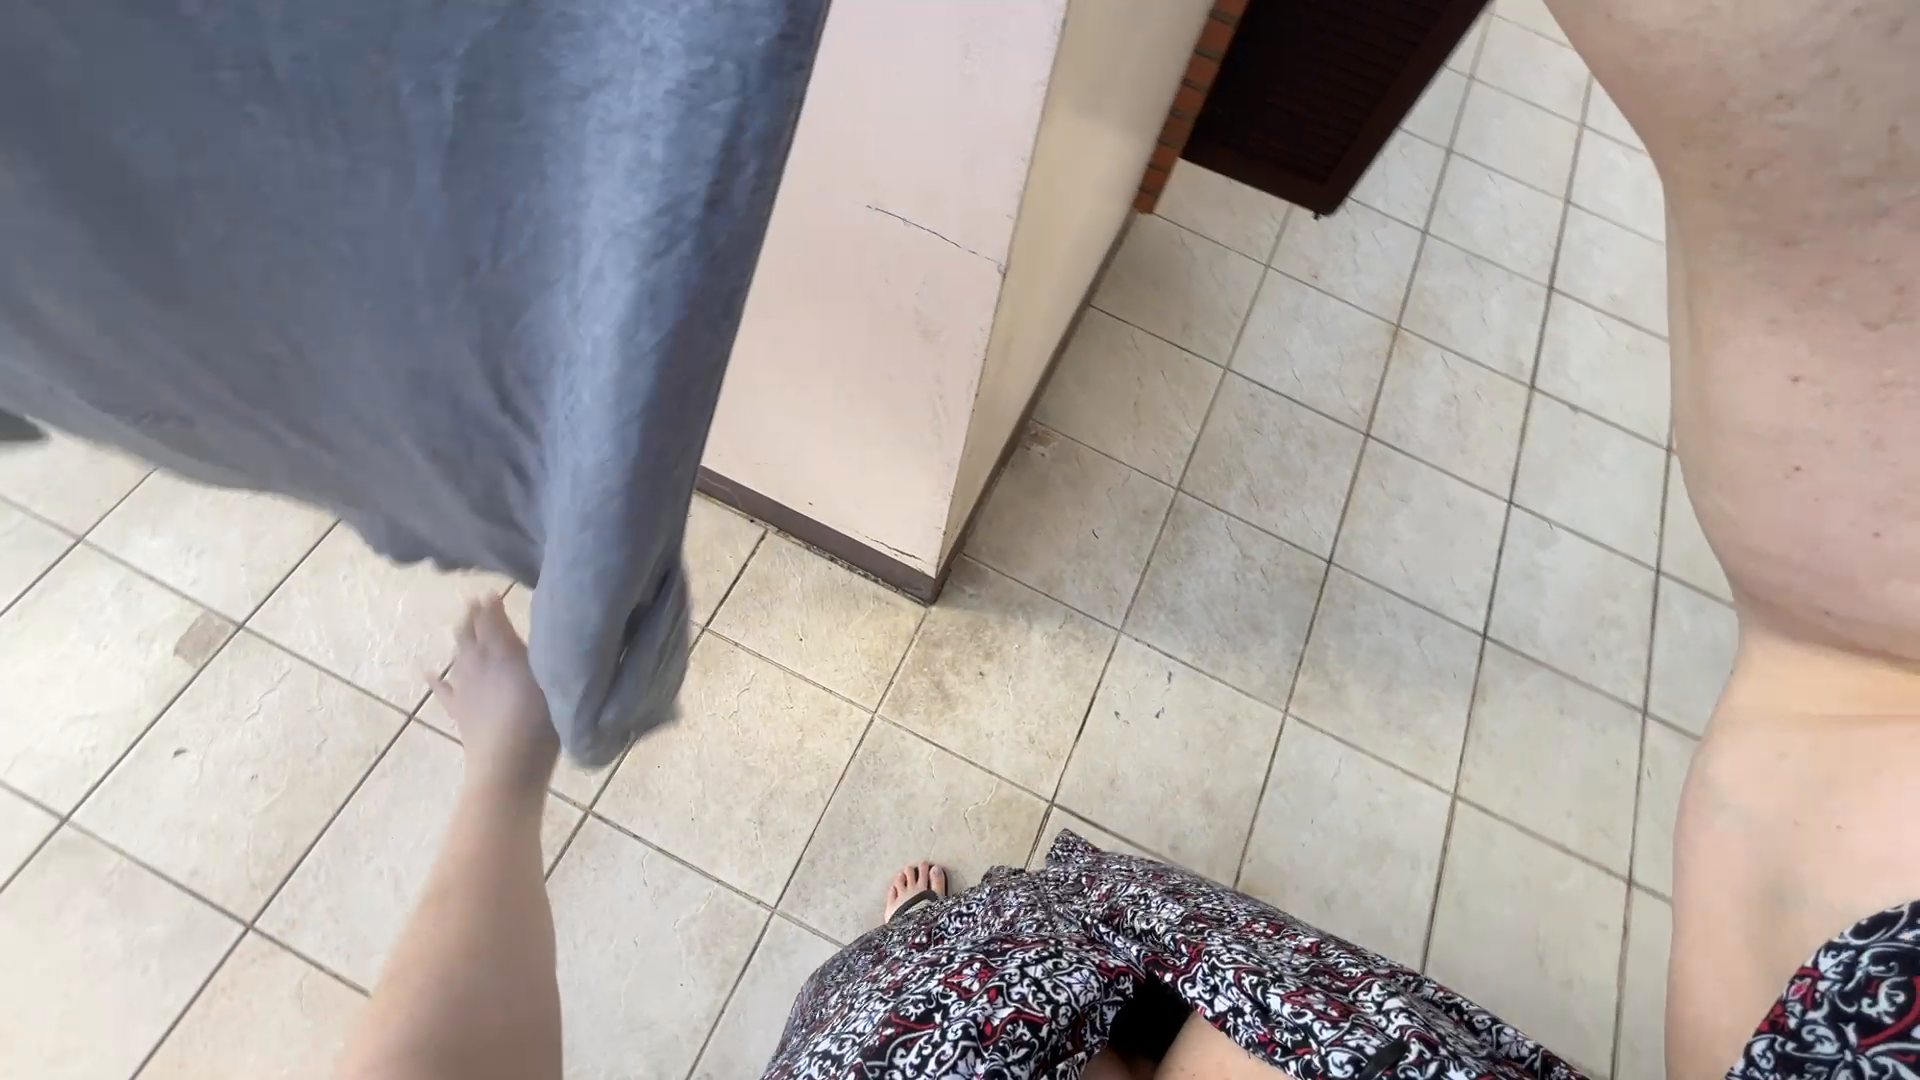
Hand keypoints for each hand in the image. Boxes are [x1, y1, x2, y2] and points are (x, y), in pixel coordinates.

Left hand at [428, 595, 558, 796]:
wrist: (508, 762)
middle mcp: (477, 662)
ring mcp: (464, 687)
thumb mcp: (553, 677)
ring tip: (463, 626)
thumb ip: (548, 653)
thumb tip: (550, 631)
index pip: (491, 619)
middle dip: (472, 616)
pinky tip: (431, 673)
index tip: (493, 592)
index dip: (491, 605)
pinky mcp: (458, 710)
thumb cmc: (540, 717)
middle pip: (469, 632)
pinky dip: (437, 678)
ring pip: (457, 654)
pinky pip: (443, 688)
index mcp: (501, 650)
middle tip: (476, 603)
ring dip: (460, 638)